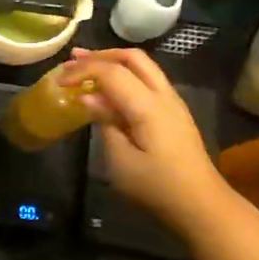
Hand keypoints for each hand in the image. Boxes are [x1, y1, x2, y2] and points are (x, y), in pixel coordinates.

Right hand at [57, 48, 233, 231]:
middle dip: (100, 55)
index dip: (83, 71)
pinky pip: (149, 80)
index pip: (111, 72)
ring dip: (114, 62)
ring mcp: (173, 102)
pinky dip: (126, 75)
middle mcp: (163, 95)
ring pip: (143, 66)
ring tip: (87, 67)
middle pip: (132, 58)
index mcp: (148, 106)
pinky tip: (110, 90)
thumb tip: (89, 99)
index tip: (58, 81)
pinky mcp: (175, 113)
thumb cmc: (157, 187)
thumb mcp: (121, 161)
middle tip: (72, 61)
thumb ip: (105, 123)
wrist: (200, 204)